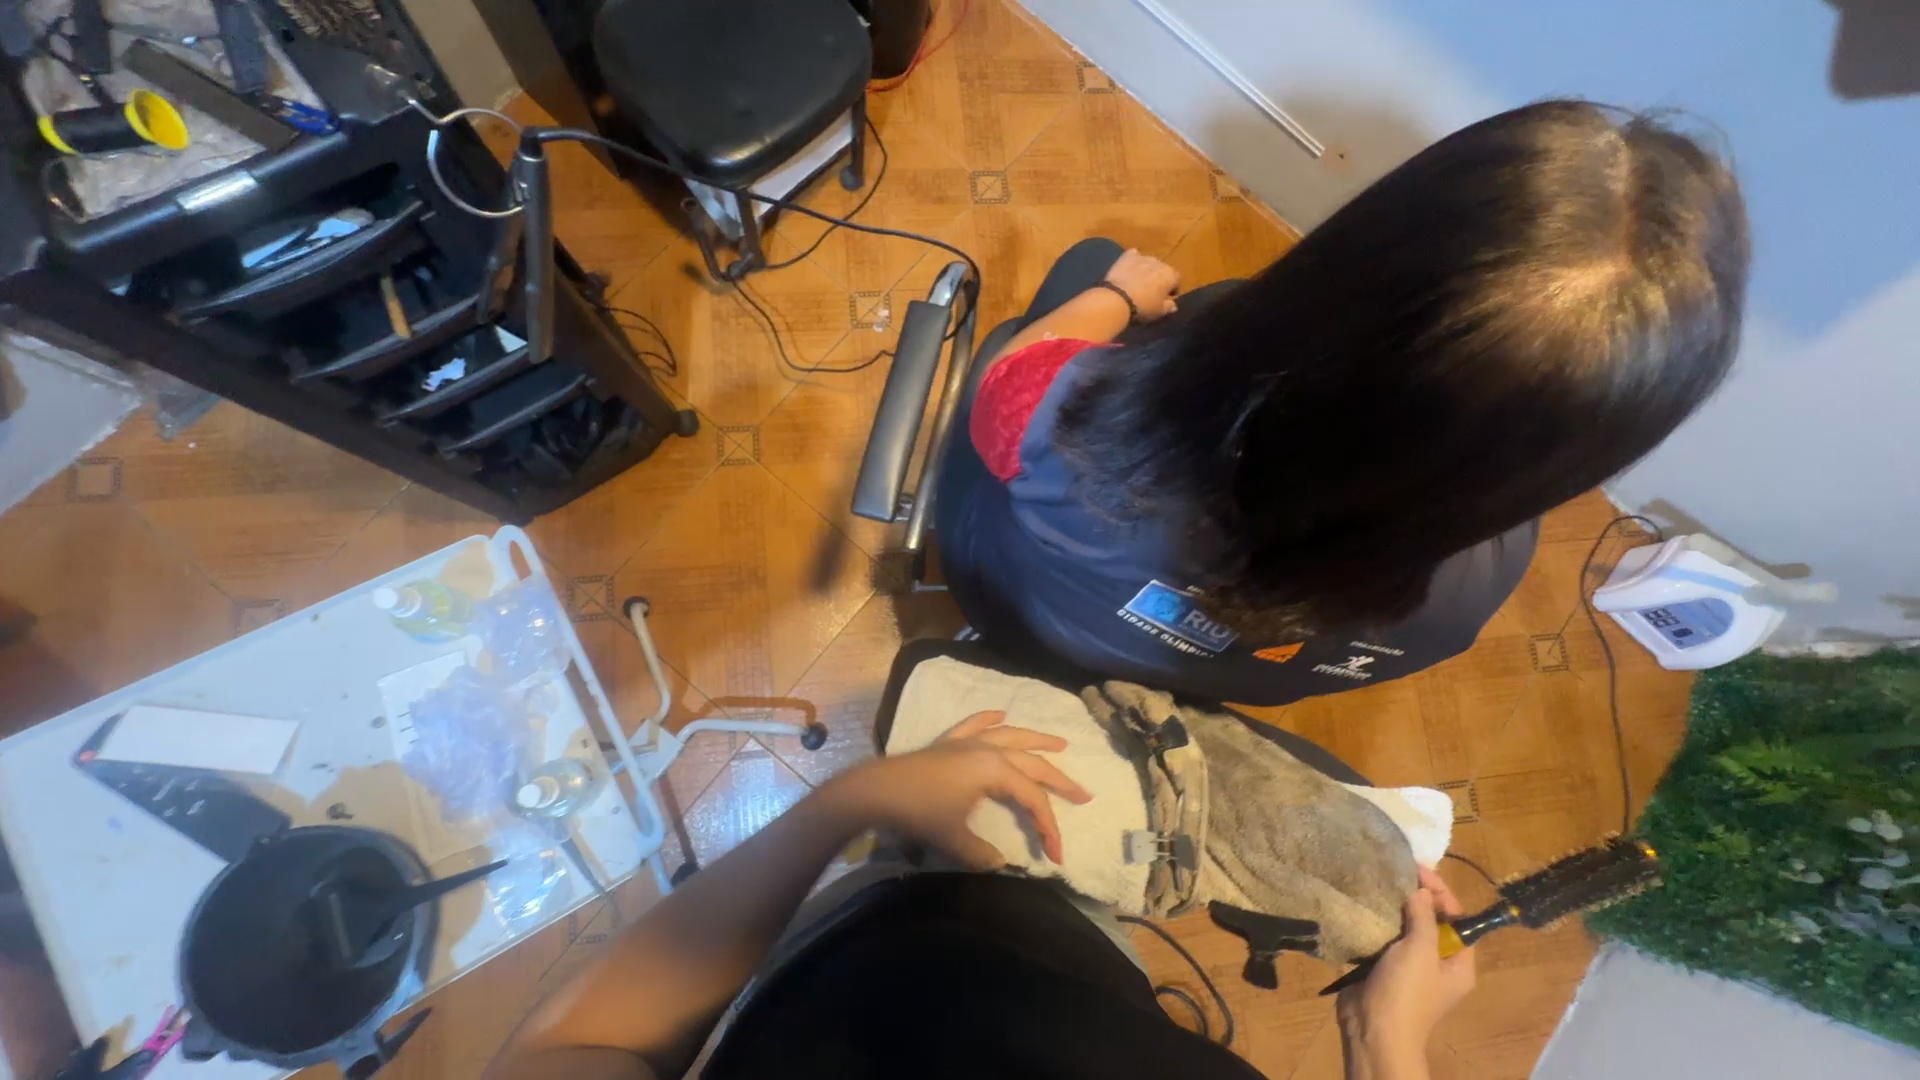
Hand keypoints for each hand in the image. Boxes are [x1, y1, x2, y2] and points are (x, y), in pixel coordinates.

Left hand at [824, 711, 1090, 866]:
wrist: (877, 790)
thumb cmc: (919, 814)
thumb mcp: (955, 841)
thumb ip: (982, 854)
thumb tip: (1000, 862)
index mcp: (994, 771)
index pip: (1032, 800)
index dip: (1049, 827)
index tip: (1056, 856)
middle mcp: (987, 750)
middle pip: (1032, 763)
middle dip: (1059, 780)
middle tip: (1084, 793)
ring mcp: (967, 742)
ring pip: (1010, 735)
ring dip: (1036, 738)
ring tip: (1060, 743)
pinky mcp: (947, 742)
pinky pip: (974, 724)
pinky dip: (989, 718)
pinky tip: (1000, 713)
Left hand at [1102, 249, 1180, 320]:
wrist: (1118, 299)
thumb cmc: (1143, 307)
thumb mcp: (1159, 312)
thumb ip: (1168, 307)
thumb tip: (1173, 305)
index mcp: (1170, 275)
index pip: (1177, 280)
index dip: (1172, 289)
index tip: (1166, 297)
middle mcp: (1159, 262)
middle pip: (1162, 270)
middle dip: (1158, 278)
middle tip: (1150, 291)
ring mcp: (1143, 257)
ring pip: (1148, 262)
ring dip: (1146, 270)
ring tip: (1137, 282)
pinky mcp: (1126, 257)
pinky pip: (1133, 256)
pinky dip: (1132, 261)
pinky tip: (1128, 269)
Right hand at [1337, 868, 1476, 1067]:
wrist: (1374, 1029)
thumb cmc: (1406, 992)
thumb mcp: (1420, 951)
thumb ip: (1423, 918)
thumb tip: (1421, 890)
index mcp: (1458, 963)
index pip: (1457, 918)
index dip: (1440, 892)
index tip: (1417, 869)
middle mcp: (1437, 962)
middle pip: (1431, 920)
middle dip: (1416, 895)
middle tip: (1394, 870)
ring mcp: (1409, 965)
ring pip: (1405, 926)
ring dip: (1393, 906)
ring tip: (1376, 880)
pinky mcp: (1383, 966)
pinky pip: (1384, 936)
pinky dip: (1376, 919)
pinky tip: (1363, 902)